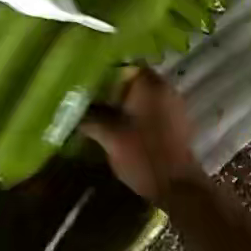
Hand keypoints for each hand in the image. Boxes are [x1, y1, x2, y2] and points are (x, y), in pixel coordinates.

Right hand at [80, 70, 203, 202]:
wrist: (177, 186)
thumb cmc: (143, 156)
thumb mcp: (110, 137)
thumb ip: (91, 119)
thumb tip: (73, 110)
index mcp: (151, 85)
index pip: (127, 64)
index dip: (105, 69)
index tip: (87, 77)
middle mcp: (165, 88)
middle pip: (135, 78)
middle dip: (113, 86)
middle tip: (89, 95)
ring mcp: (173, 104)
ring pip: (143, 93)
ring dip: (124, 100)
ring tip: (100, 109)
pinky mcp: (175, 121)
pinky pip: (151, 107)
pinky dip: (136, 111)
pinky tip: (119, 122)